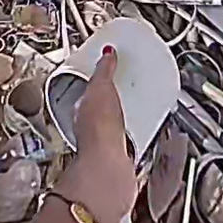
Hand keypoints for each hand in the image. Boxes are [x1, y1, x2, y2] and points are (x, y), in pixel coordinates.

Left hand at [56, 48, 135, 222]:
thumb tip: (107, 53)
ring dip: (123, 121)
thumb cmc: (98, 129)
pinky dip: (134, 139)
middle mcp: (89, 128)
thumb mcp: (101, 88)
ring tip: (136, 111)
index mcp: (82, 108)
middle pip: (102, 109)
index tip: (111, 72)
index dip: (101, 81)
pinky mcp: (120, 160)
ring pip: (114, 127)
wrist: (109, 168)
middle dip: (113, 101)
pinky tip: (141, 137)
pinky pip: (128, 144)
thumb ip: (104, 70)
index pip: (91, 88)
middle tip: (126, 91)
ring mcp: (105, 145)